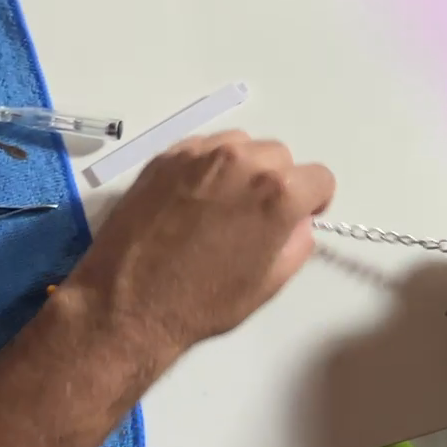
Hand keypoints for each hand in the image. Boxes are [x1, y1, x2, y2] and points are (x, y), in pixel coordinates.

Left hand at [63, 132, 335, 362]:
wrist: (128, 301)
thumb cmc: (203, 302)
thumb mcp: (268, 282)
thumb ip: (296, 241)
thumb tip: (297, 219)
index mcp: (277, 192)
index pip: (319, 177)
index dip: (312, 201)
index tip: (295, 218)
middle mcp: (241, 160)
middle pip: (278, 155)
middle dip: (275, 181)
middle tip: (253, 214)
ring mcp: (198, 154)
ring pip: (239, 144)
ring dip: (240, 167)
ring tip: (220, 202)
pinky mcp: (164, 156)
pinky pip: (200, 147)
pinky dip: (205, 165)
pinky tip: (190, 196)